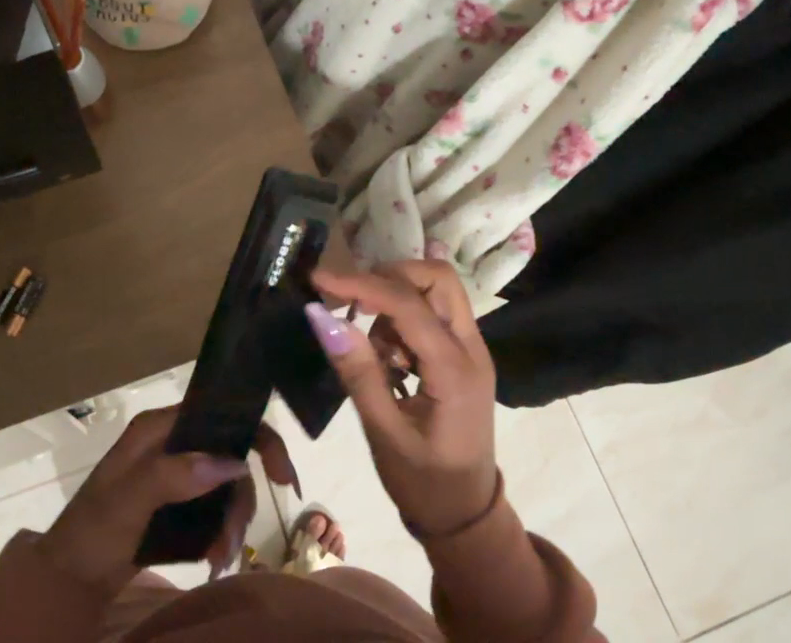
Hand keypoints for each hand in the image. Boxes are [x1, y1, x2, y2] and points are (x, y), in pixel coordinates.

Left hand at [42, 405, 299, 590]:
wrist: (68, 579)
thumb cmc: (92, 532)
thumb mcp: (128, 501)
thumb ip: (174, 475)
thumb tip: (232, 464)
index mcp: (157, 429)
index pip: (219, 416)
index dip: (257, 438)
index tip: (283, 477)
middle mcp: (170, 445)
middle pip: (229, 458)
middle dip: (240, 500)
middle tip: (236, 539)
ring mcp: (173, 475)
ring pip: (224, 489)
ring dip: (230, 524)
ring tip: (220, 558)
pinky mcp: (175, 505)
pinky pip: (213, 511)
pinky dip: (220, 534)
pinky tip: (214, 559)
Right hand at [303, 261, 497, 536]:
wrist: (465, 514)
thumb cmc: (423, 481)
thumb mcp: (383, 432)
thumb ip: (357, 371)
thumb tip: (321, 316)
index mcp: (455, 370)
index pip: (408, 304)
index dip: (361, 284)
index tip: (319, 278)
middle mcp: (472, 349)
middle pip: (437, 278)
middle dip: (388, 276)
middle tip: (350, 301)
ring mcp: (471, 350)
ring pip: (436, 291)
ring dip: (396, 299)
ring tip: (373, 349)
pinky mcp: (462, 356)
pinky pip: (434, 314)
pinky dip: (403, 318)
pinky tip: (387, 357)